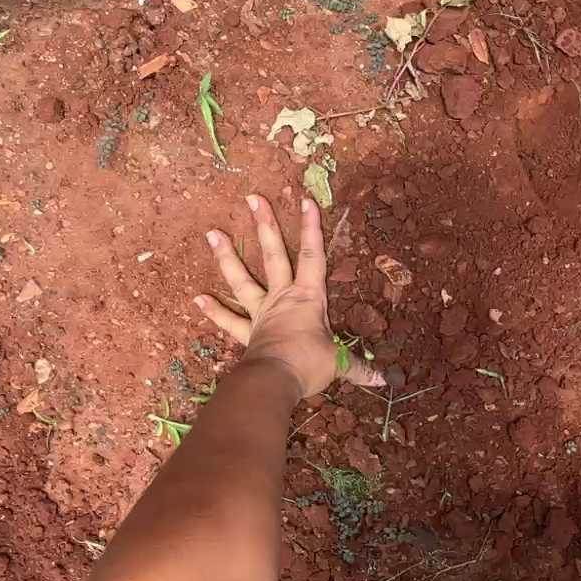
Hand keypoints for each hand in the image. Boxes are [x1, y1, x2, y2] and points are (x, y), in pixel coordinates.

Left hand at [197, 195, 383, 398]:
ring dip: (227, 257)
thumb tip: (383, 380)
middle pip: (274, 256)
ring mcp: (262, 313)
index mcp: (308, 298)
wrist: (274, 381)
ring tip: (212, 233)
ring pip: (243, 280)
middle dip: (266, 226)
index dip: (312, 228)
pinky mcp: (248, 333)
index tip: (306, 200)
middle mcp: (282, 298)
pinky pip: (230, 321)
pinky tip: (198, 298)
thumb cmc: (309, 364)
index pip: (313, 256)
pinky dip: (214, 311)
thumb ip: (359, 368)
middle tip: (252, 199)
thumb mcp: (339, 364)